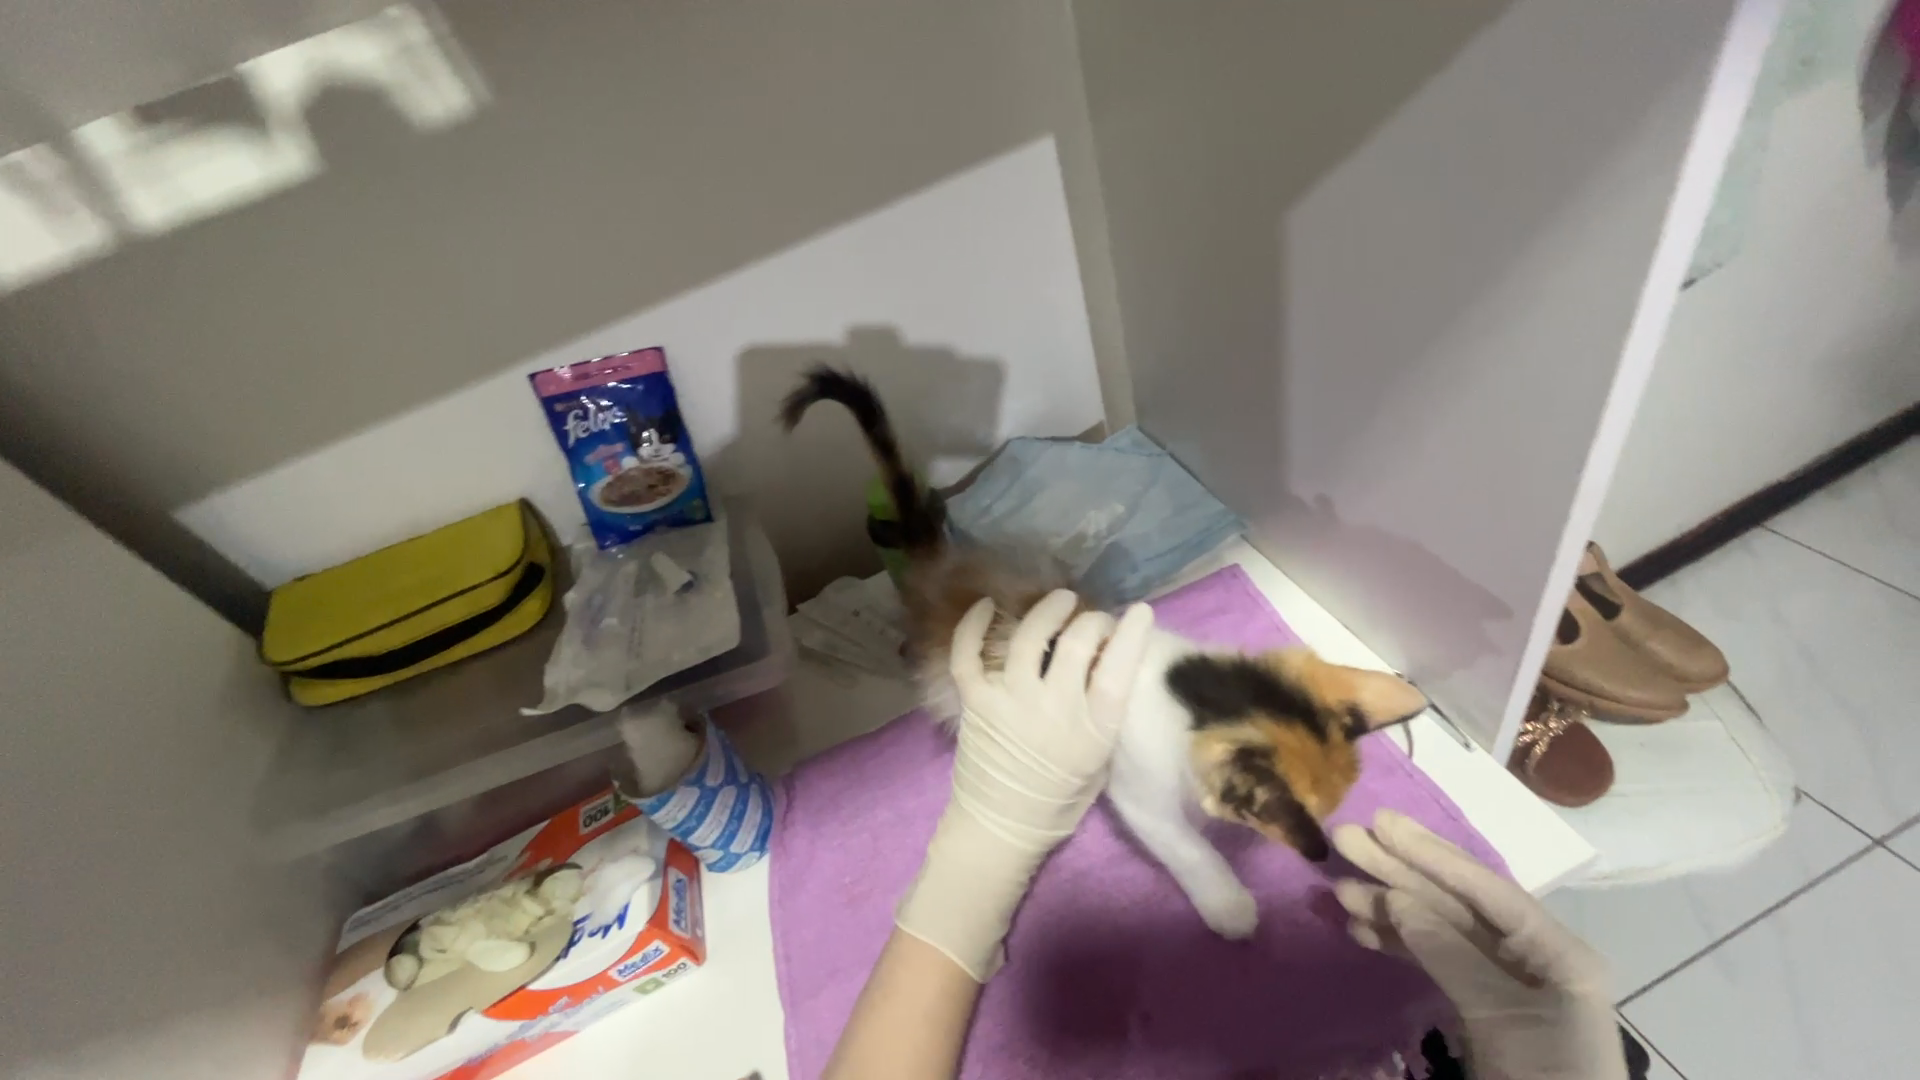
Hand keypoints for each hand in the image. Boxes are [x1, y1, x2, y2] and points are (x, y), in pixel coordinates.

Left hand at [896, 591, 1154, 980]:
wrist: (1001, 826)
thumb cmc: (1059, 798)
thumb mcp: (1100, 760)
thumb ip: (1105, 713)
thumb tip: (1108, 664)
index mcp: (1091, 730)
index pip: (1118, 669)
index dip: (1131, 633)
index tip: (1139, 612)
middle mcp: (1052, 708)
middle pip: (1077, 643)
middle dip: (1091, 620)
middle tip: (1093, 617)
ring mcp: (1009, 701)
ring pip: (1028, 637)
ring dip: (1047, 611)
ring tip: (1060, 601)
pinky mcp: (975, 701)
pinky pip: (968, 654)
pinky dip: (973, 626)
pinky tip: (987, 605)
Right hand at [1333, 811, 1625, 1079]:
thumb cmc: (1549, 1076)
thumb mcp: (1502, 1017)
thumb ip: (1449, 953)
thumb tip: (1394, 898)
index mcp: (1556, 950)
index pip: (1485, 888)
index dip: (1431, 853)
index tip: (1382, 823)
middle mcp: (1529, 952)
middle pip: (1454, 900)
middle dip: (1398, 870)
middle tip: (1345, 838)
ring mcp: (1502, 976)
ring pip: (1435, 926)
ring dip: (1386, 907)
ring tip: (1338, 890)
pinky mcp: (1479, 1002)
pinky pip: (1431, 958)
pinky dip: (1394, 943)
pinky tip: (1358, 929)